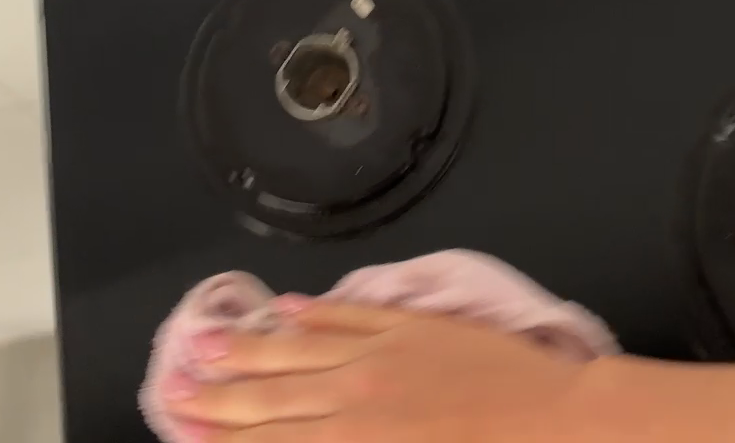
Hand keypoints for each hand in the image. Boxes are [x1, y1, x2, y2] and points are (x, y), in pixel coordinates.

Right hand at [162, 299, 602, 441]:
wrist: (559, 425)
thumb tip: (301, 435)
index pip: (273, 439)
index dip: (224, 433)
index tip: (184, 423)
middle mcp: (357, 395)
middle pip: (272, 394)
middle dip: (219, 392)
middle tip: (175, 382)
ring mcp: (380, 353)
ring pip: (298, 349)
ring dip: (249, 347)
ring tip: (206, 339)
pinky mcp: (407, 326)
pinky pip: (347, 315)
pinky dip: (313, 312)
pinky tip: (285, 306)